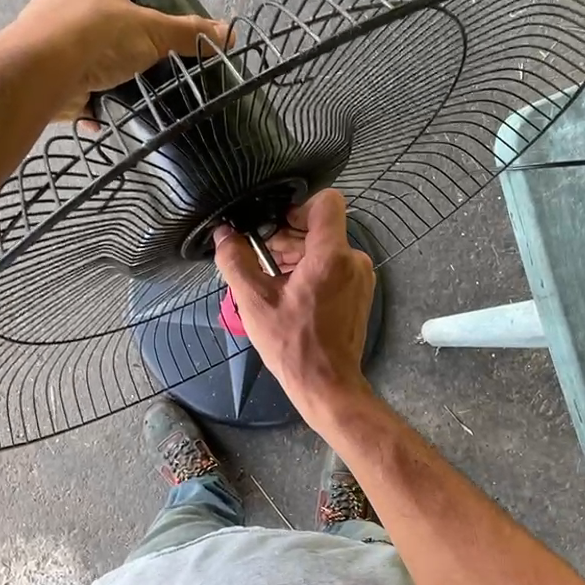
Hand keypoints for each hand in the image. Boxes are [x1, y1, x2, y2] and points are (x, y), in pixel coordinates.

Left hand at [0, 0, 231, 120]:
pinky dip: (86, 93)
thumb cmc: (97, 38)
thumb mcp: (153, 35)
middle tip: (146, 55)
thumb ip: (189, 35)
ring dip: (103, 63)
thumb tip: (229, 33)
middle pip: (103, 5)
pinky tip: (102, 110)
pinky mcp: (40, 57)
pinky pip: (71, 74)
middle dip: (123, 30)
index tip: (156, 14)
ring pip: (85, 41)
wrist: (40, 70)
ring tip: (126, 84)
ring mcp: (50, 24)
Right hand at [214, 190, 375, 425]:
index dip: (296, 207)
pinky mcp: (359, 294)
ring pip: (326, 249)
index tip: (274, 226)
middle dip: (288, 237)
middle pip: (321, 228)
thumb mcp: (254, 300)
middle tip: (261, 257)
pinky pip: (334, 268)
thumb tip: (224, 236)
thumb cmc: (293, 346)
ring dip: (296, 256)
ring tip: (270, 279)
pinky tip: (287, 293)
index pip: (326, 202)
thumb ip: (236, 260)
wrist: (326, 383)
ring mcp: (359, 279)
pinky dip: (311, 272)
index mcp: (332, 256)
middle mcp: (353, 262)